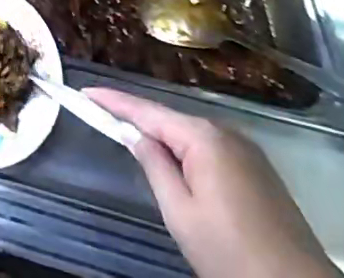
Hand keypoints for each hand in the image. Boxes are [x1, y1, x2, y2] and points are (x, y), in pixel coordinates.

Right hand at [86, 88, 336, 277]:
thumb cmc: (231, 252)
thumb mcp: (181, 213)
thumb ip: (154, 166)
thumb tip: (135, 134)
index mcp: (204, 137)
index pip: (148, 111)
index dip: (115, 102)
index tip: (86, 92)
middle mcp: (226, 131)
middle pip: (171, 120)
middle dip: (138, 120)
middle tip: (103, 119)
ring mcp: (246, 148)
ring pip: (192, 135)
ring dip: (164, 138)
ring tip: (133, 143)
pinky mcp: (257, 168)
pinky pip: (211, 149)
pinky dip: (187, 152)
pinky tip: (176, 167)